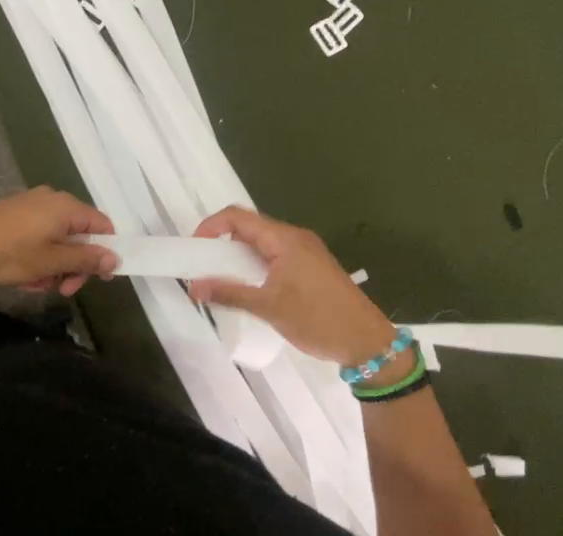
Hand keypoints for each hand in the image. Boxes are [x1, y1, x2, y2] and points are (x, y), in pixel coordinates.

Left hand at [0, 188, 116, 296]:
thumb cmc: (10, 252)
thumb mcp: (52, 261)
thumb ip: (86, 259)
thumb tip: (115, 257)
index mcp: (66, 207)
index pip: (102, 226)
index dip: (105, 252)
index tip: (96, 279)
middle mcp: (53, 200)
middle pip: (80, 234)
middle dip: (74, 265)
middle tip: (62, 289)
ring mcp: (33, 205)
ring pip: (58, 239)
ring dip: (53, 265)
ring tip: (34, 283)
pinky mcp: (17, 213)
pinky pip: (40, 236)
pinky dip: (38, 256)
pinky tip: (23, 273)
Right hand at [186, 207, 396, 368]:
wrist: (370, 345)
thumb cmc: (318, 320)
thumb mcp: (269, 308)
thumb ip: (229, 294)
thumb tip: (193, 288)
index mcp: (284, 239)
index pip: (237, 217)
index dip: (211, 226)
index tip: (195, 250)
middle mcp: (295, 238)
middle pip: (249, 228)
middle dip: (222, 243)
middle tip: (205, 267)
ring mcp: (306, 252)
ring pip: (262, 243)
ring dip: (239, 257)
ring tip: (223, 280)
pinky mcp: (312, 268)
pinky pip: (275, 256)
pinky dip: (256, 266)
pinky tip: (250, 288)